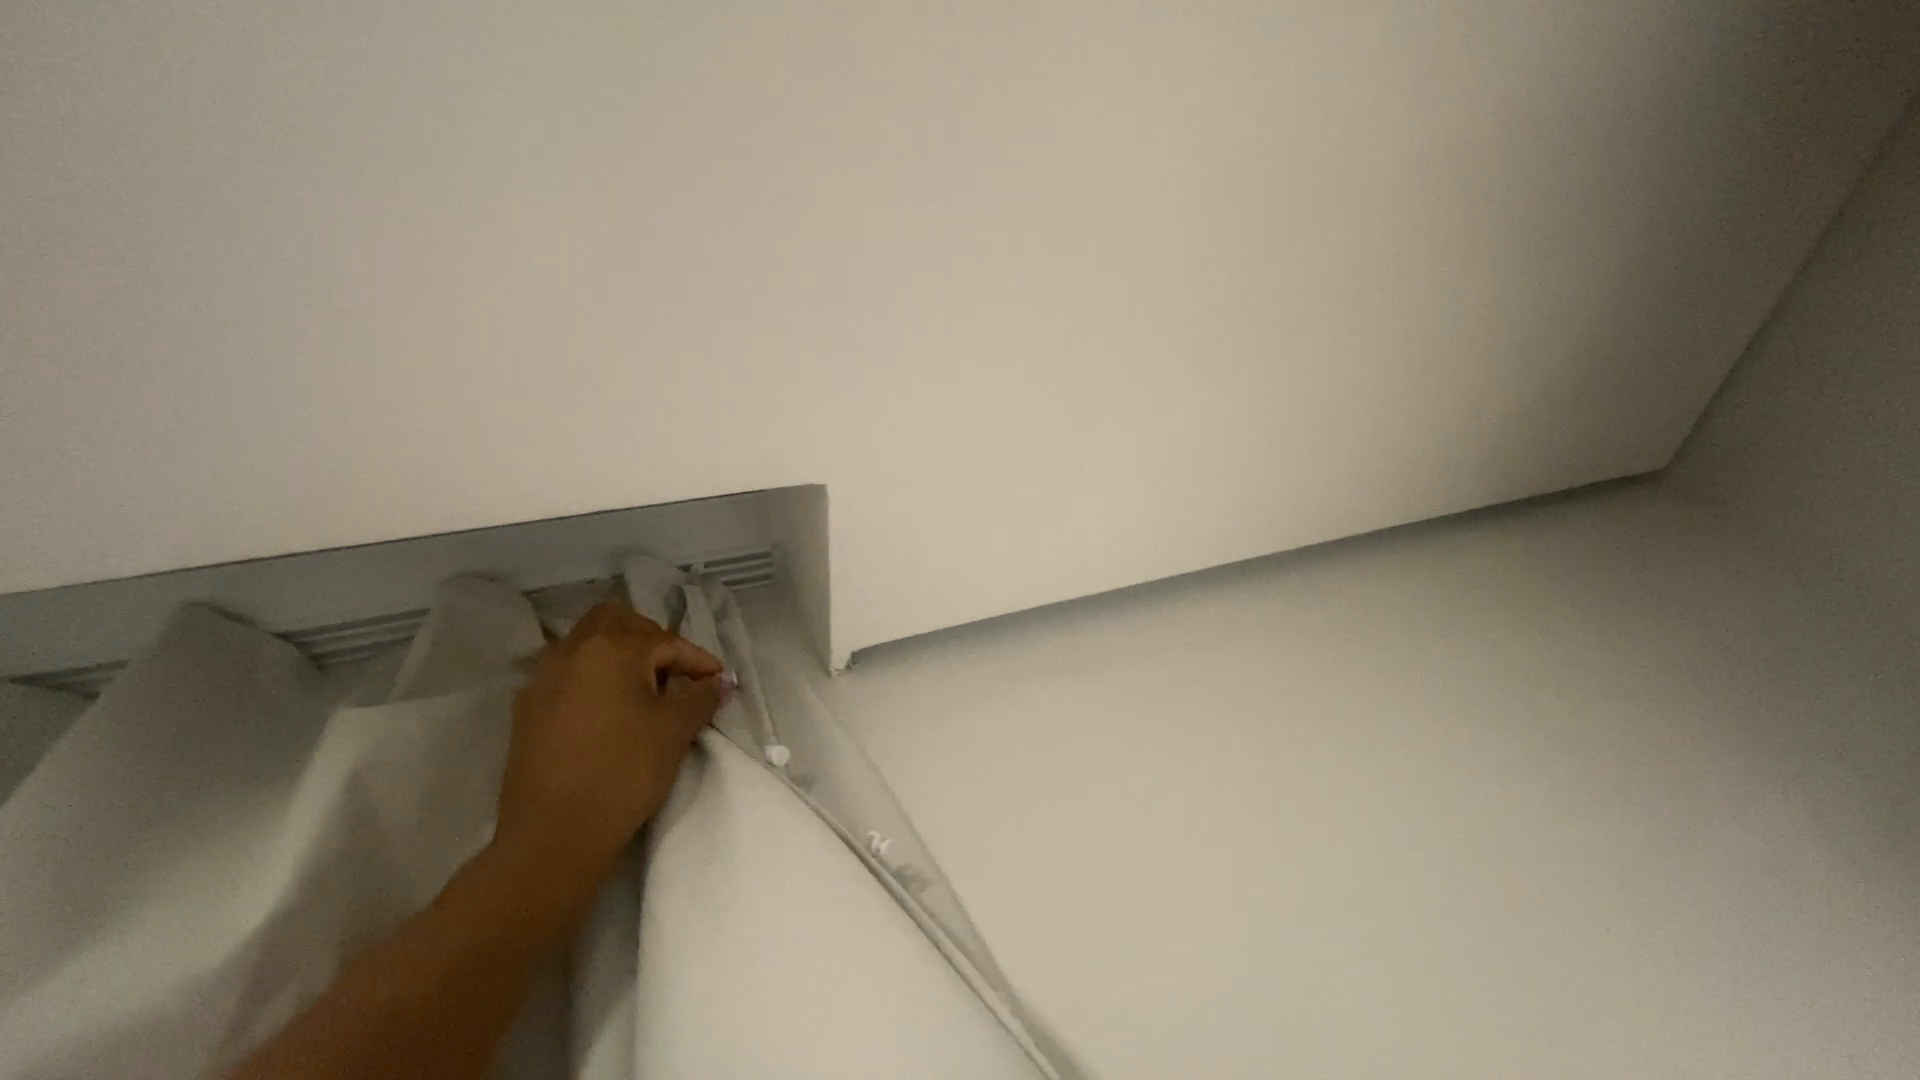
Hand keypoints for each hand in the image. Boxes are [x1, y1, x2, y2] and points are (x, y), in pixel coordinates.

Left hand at [494, 600, 725, 881]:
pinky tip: (609, 712)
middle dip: (651, 639)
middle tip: (675, 673)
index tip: (719, 685)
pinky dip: (593, 678)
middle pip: (617, 621)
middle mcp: (573, 651)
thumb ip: (700, 698)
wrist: (553, 833)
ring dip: (618, 655)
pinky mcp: (527, 709)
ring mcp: (543, 679)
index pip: (667, 641)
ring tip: (643, 692)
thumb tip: (718, 682)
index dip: (699, 661)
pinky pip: (567, 674)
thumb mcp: (674, 732)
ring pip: (586, 644)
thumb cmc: (623, 772)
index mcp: (612, 649)